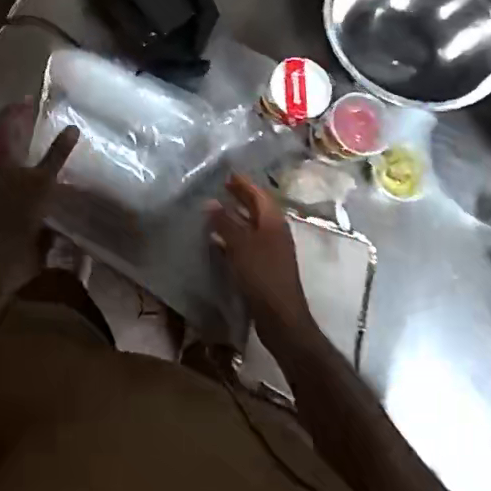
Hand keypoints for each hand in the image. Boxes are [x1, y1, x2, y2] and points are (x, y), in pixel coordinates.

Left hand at [0, 101, 77, 256]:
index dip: (15, 108)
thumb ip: (57, 153)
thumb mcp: (44, 180)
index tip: (30, 100)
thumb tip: (73, 128)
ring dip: (9, 137)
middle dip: (10, 120)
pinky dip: (9, 153)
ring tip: (27, 133)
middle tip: (28, 113)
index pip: (2, 120)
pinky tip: (22, 161)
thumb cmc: (21, 210)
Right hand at [208, 174, 310, 331]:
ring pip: (252, 227)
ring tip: (215, 211)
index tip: (228, 174)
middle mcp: (275, 233)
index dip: (244, 184)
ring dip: (236, 217)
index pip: (259, 195)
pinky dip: (234, 237)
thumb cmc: (262, 275)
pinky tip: (218, 240)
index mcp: (273, 222)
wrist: (280, 317)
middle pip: (257, 209)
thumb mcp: (240, 245)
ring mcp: (271, 251)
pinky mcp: (264, 267)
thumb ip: (224, 222)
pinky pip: (248, 244)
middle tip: (222, 188)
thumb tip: (210, 201)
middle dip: (241, 198)